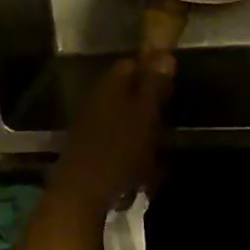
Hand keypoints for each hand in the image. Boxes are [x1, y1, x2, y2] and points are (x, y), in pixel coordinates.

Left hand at [48, 55, 174, 213]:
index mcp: (109, 88)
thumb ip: (154, 86)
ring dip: (141, 132)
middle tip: (165, 124)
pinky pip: (115, 142)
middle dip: (148, 105)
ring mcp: (88, 127)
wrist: (80, 195)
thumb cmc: (119, 152)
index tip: (169, 89)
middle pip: (126, 92)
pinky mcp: (87, 150)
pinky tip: (139, 170)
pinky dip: (130, 151)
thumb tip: (165, 54)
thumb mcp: (145, 116)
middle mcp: (95, 102)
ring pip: (122, 119)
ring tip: (156, 153)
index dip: (151, 71)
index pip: (130, 65)